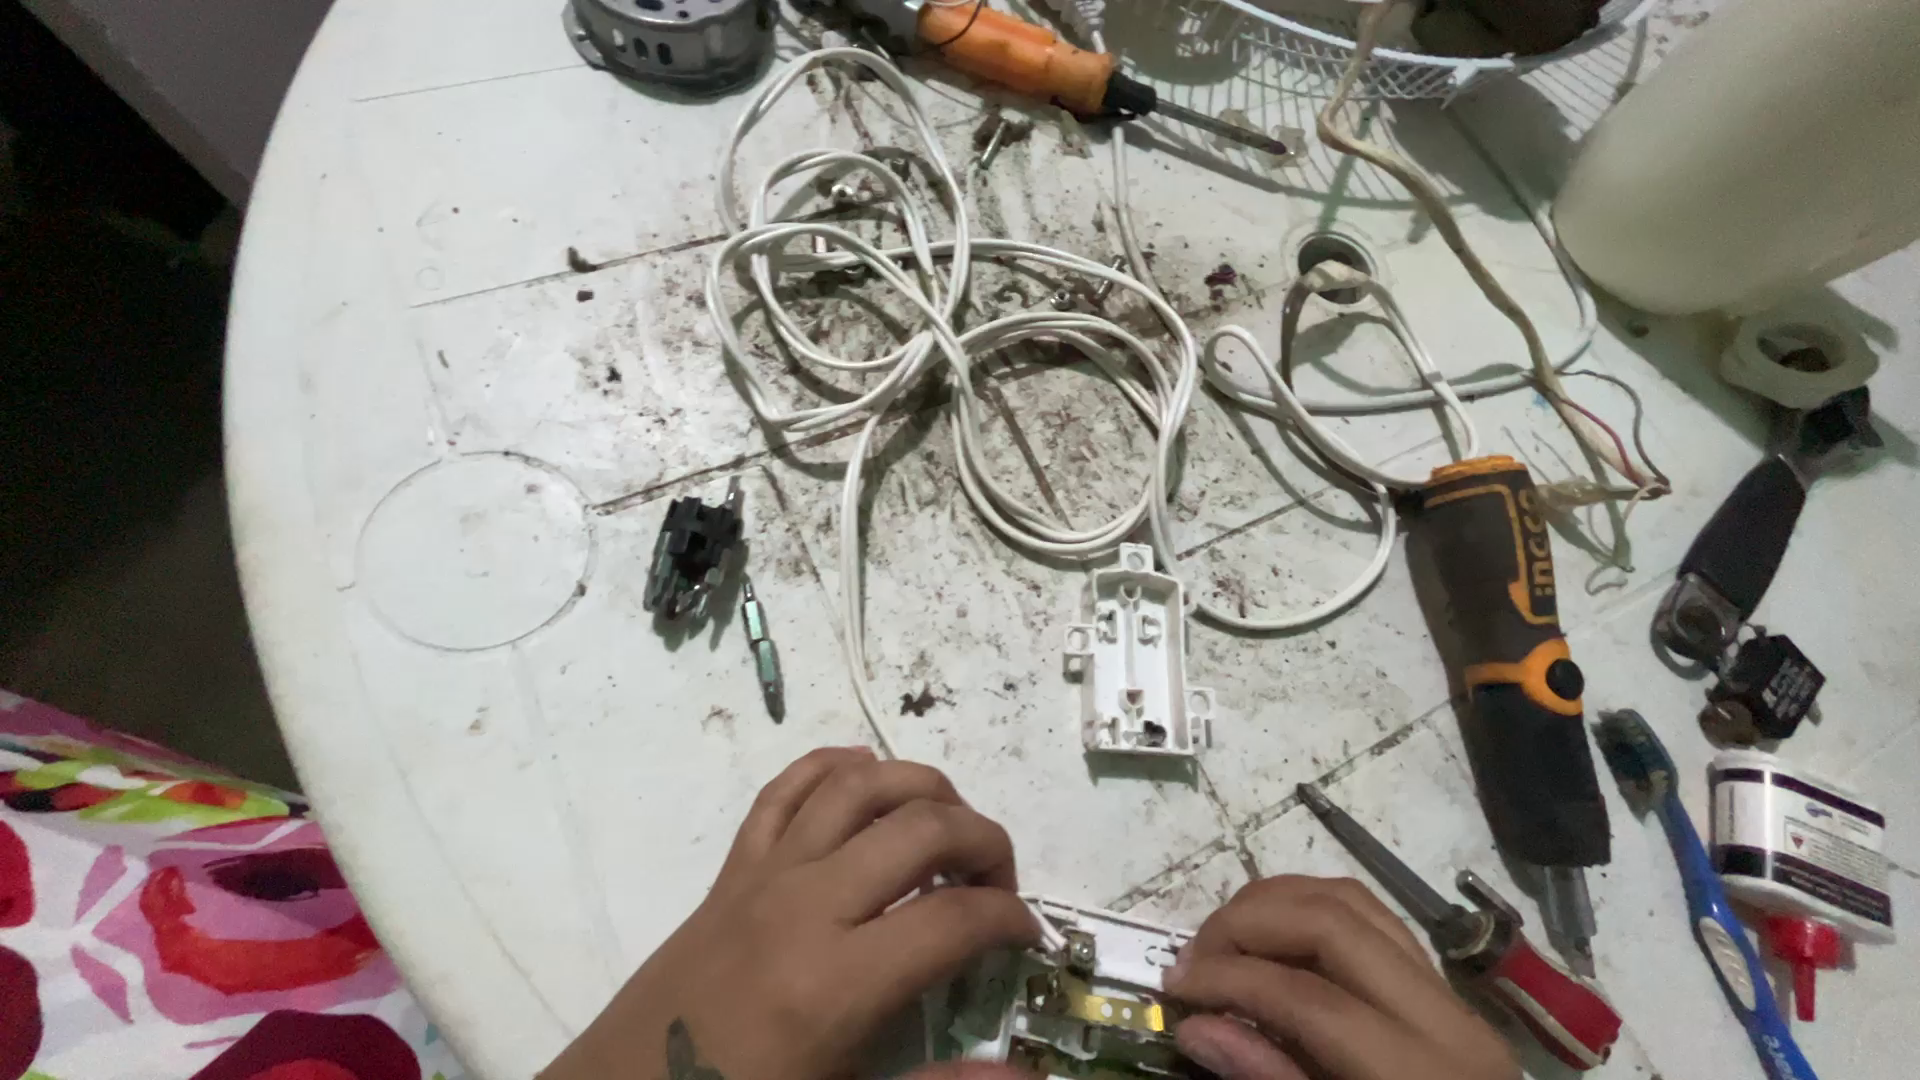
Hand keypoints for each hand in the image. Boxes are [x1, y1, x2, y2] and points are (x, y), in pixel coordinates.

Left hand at [542, 748, 1038, 1079]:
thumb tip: (1027, 1078)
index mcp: (836, 983)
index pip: (953, 920)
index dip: (1009, 919)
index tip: (1027, 935)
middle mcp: (807, 904)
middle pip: (920, 830)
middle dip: (983, 841)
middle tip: (999, 881)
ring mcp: (765, 873)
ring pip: (858, 787)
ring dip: (920, 786)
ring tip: (951, 820)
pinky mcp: (732, 866)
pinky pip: (785, 789)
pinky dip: (831, 765)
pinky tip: (864, 768)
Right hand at [1165, 876, 1517, 1079]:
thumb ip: (1271, 1078)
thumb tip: (1194, 1025)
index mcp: (1425, 1078)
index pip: (1311, 999)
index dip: (1231, 982)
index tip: (1175, 987)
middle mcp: (1448, 1021)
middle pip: (1329, 923)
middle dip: (1243, 924)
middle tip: (1194, 957)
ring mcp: (1450, 994)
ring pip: (1347, 900)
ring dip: (1271, 903)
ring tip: (1223, 939)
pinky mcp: (1440, 983)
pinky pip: (1366, 912)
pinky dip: (1305, 906)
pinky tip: (1271, 933)